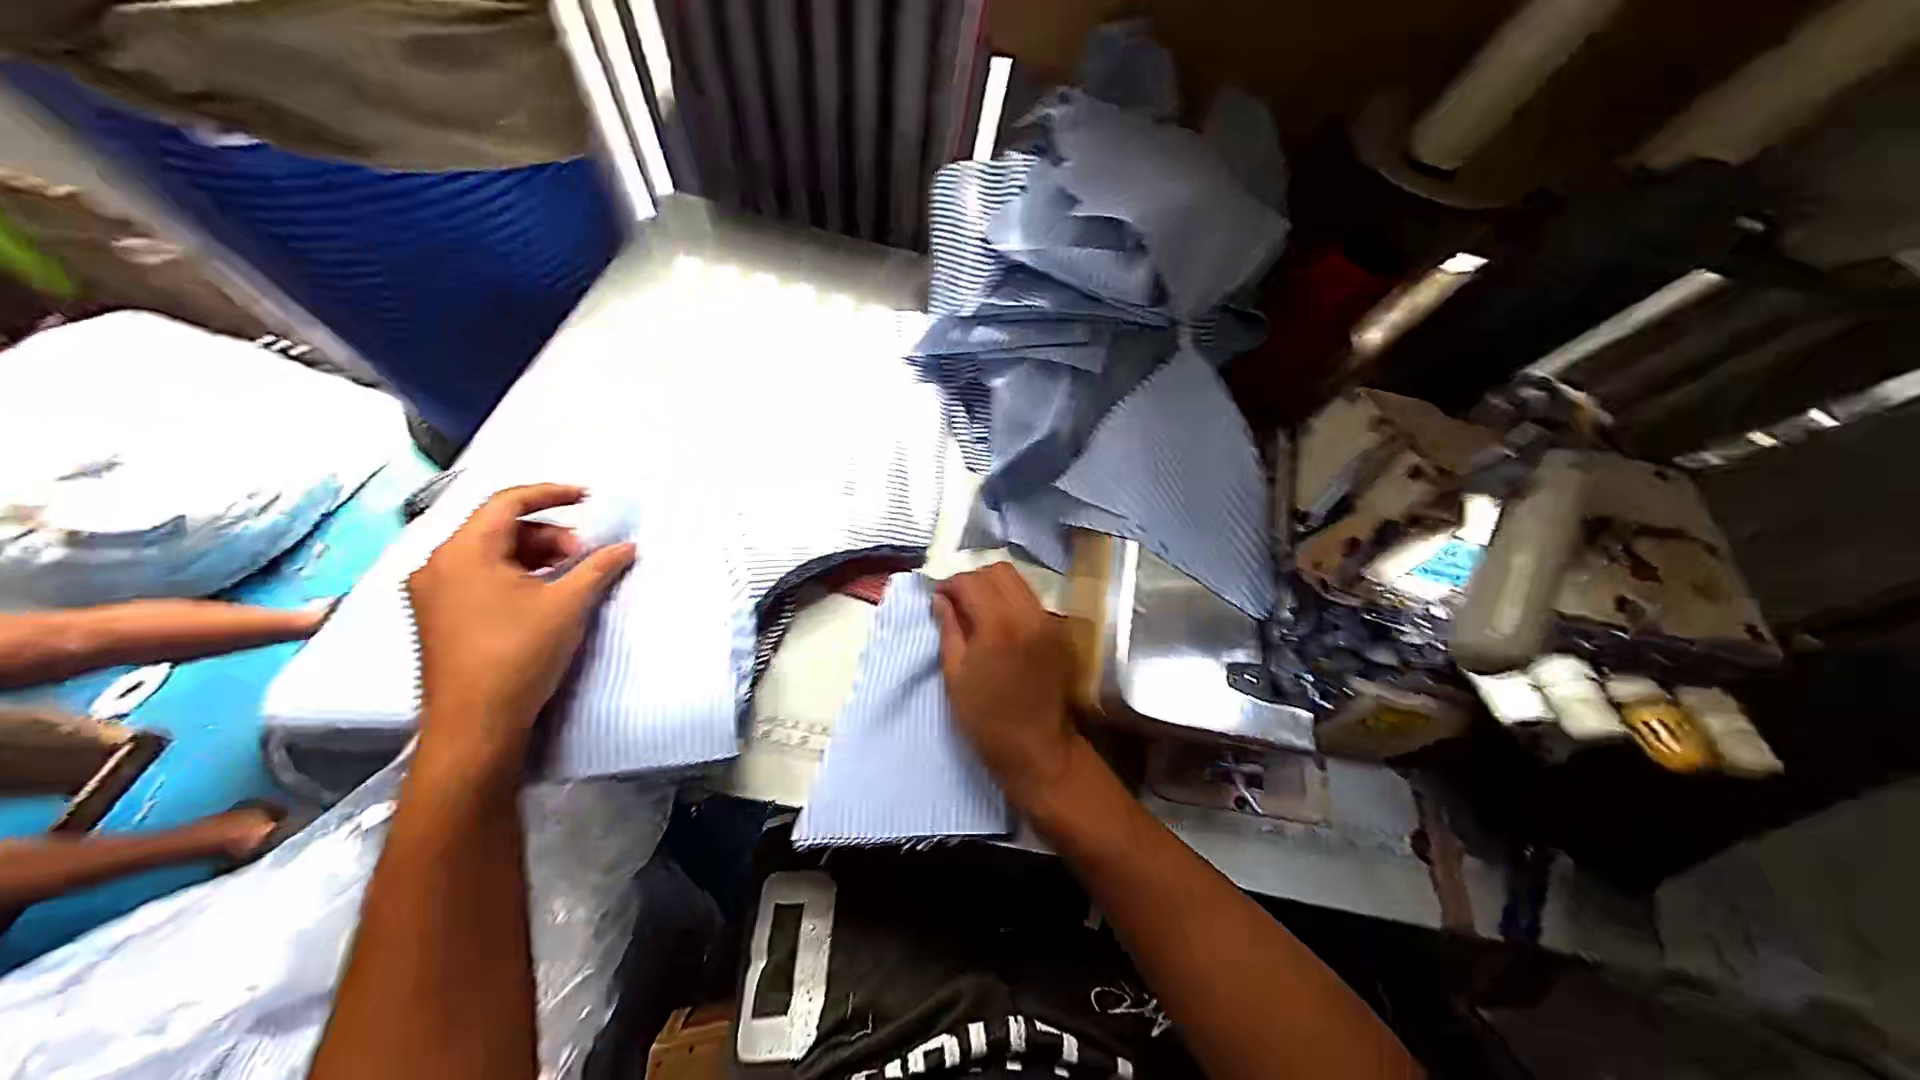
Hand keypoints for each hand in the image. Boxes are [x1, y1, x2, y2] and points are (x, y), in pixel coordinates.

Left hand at [406, 484, 635, 785]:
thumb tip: (627, 547)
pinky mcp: (438, 617)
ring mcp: (432, 593)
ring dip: (535, 556)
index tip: (588, 498)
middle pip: (500, 528)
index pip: (508, 502)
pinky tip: (543, 596)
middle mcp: (437, 564)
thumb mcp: (568, 605)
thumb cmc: (519, 655)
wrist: (475, 725)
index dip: (552, 494)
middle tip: (585, 555)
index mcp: (463, 551)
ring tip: (570, 577)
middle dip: (549, 535)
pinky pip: (479, 577)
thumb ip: (600, 567)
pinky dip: (515, 576)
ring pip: (490, 554)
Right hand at [933, 563, 1082, 813]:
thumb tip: (940, 598)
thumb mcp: (955, 675)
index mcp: (999, 625)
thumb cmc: (987, 719)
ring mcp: (1050, 621)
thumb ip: (949, 628)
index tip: (938, 597)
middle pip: (999, 571)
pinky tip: (1000, 624)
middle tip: (957, 602)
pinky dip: (1013, 601)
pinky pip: (1033, 600)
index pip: (972, 581)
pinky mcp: (1060, 632)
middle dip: (973, 580)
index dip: (950, 584)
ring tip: (977, 611)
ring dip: (994, 587)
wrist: (1038, 749)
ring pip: (1019, 581)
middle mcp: (1029, 614)